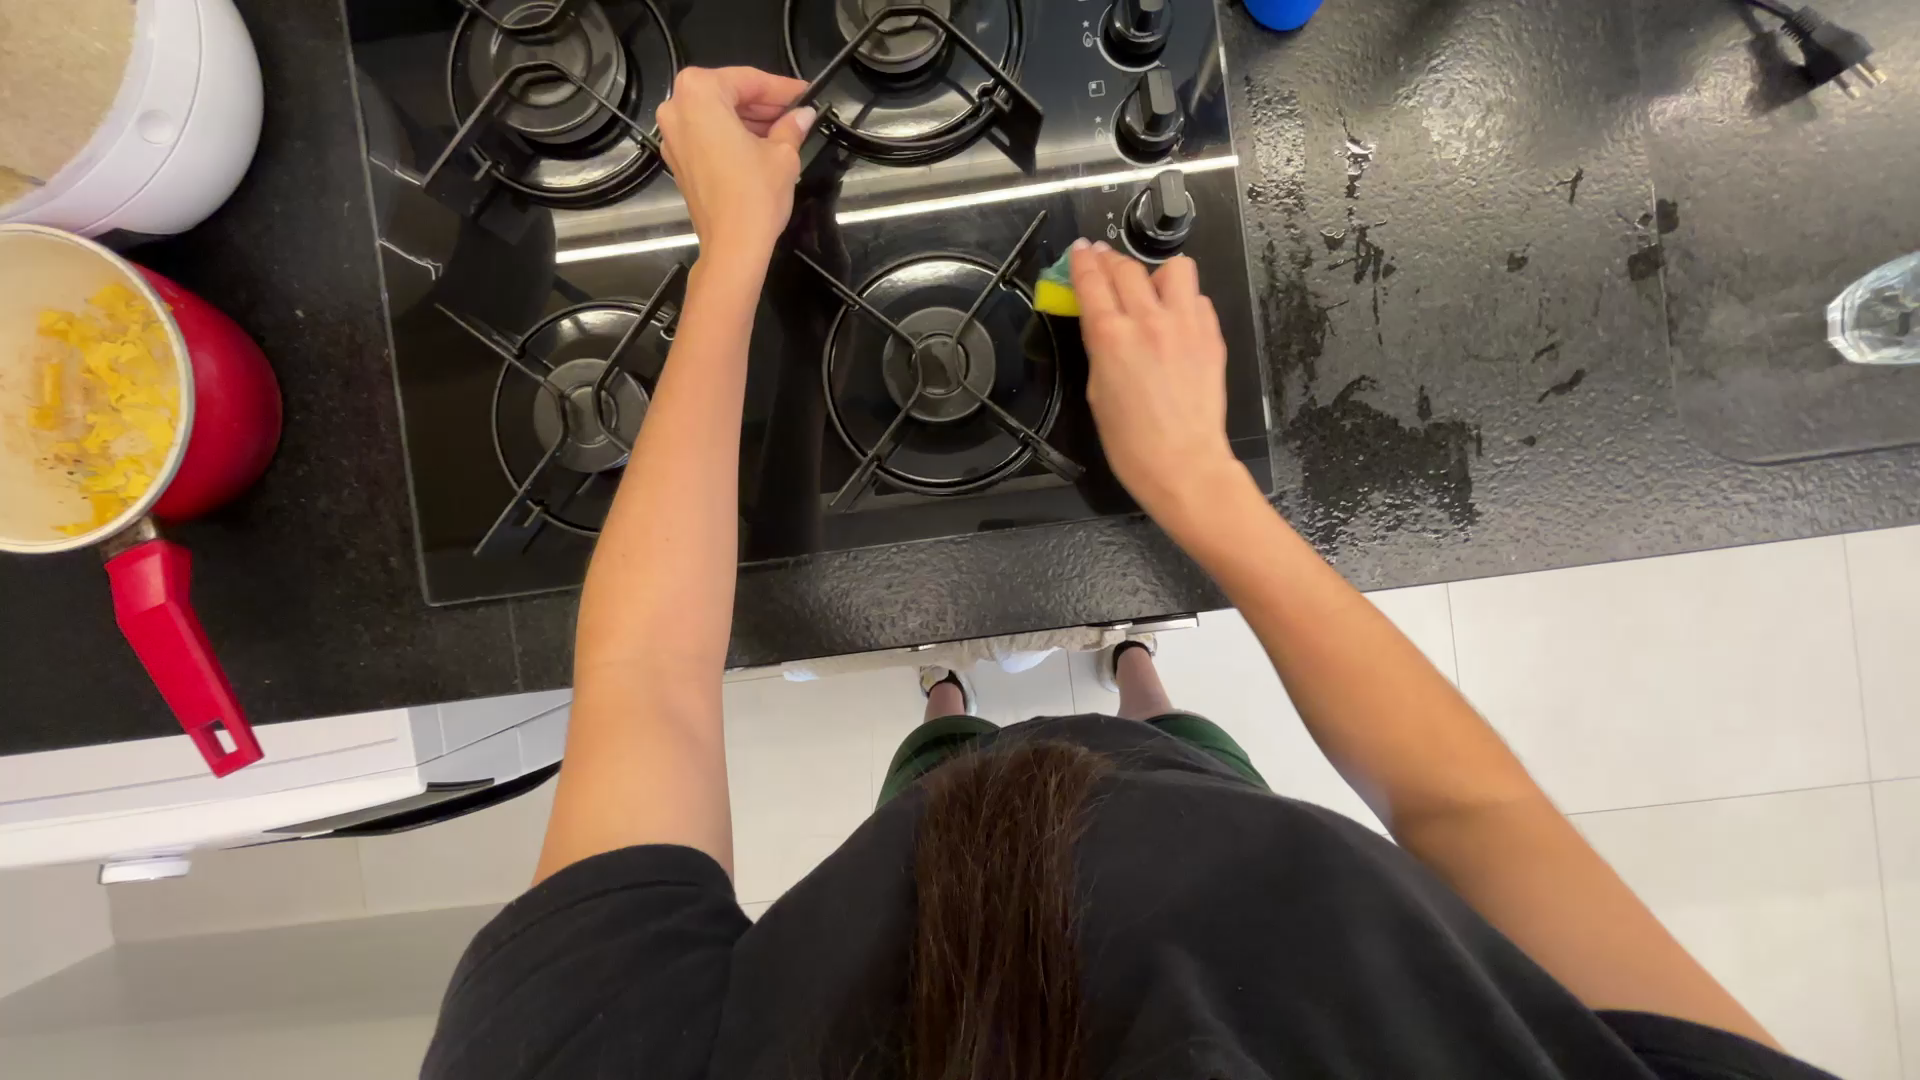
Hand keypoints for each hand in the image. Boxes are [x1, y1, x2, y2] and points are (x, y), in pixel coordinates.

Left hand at [655, 67, 816, 261]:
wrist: (733, 246)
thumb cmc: (755, 195)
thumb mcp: (783, 155)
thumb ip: (791, 127)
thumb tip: (804, 115)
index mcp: (700, 93)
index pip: (749, 80)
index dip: (782, 88)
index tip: (805, 93)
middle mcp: (677, 108)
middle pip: (729, 95)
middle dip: (764, 106)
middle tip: (797, 114)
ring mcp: (673, 137)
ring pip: (718, 117)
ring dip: (750, 122)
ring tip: (784, 133)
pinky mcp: (679, 162)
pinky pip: (708, 138)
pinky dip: (733, 138)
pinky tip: (761, 149)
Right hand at [1069, 241, 1244, 523]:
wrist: (1182, 463)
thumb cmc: (1131, 443)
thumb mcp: (1097, 393)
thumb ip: (1100, 350)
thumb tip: (1103, 327)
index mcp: (1111, 338)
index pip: (1092, 282)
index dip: (1083, 261)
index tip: (1080, 251)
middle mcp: (1149, 321)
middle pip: (1127, 268)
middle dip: (1110, 261)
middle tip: (1103, 264)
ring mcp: (1186, 325)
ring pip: (1174, 269)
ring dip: (1156, 274)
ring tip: (1149, 291)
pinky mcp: (1211, 337)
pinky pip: (1197, 299)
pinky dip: (1183, 302)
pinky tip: (1175, 320)